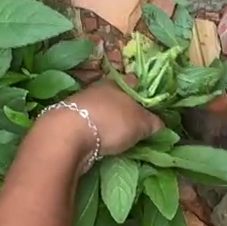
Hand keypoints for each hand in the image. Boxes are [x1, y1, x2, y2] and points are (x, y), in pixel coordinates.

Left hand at [35, 82, 163, 168]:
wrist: (67, 135)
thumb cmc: (110, 122)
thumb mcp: (141, 123)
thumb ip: (154, 123)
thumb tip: (160, 124)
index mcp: (117, 83)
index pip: (134, 82)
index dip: (143, 92)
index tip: (150, 105)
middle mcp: (98, 89)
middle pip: (116, 97)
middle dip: (125, 108)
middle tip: (136, 124)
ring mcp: (81, 104)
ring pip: (101, 110)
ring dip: (109, 121)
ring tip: (120, 137)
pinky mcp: (68, 122)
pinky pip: (89, 124)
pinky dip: (96, 132)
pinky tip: (101, 143)